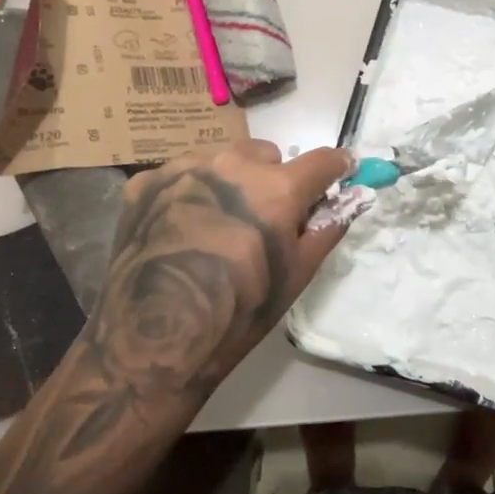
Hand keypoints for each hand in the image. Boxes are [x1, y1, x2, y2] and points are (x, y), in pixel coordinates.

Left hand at [86, 140, 353, 401]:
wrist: (154, 337)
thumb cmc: (238, 312)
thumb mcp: (295, 277)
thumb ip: (326, 229)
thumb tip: (348, 201)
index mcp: (277, 189)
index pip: (322, 160)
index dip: (335, 168)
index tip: (339, 174)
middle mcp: (232, 165)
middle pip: (266, 156)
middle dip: (272, 180)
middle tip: (260, 223)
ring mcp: (185, 169)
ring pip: (221, 160)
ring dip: (228, 184)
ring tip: (214, 230)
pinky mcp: (146, 182)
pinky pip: (181, 176)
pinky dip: (188, 195)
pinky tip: (178, 233)